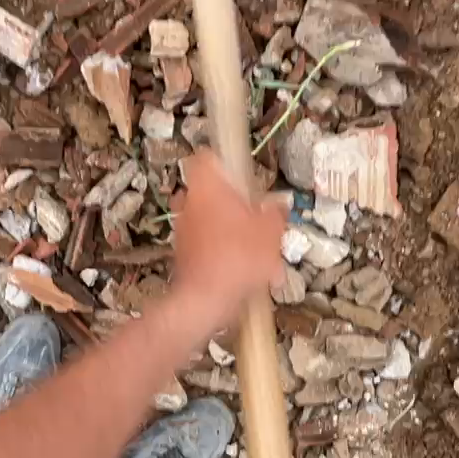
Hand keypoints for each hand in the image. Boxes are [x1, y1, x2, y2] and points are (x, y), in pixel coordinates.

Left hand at [170, 150, 286, 325]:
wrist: (206, 300)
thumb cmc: (239, 257)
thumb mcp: (271, 231)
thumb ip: (275, 213)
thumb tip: (278, 205)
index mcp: (207, 187)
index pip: (204, 158)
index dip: (220, 160)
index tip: (237, 170)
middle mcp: (188, 203)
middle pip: (207, 191)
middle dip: (228, 200)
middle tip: (251, 211)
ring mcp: (181, 229)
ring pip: (205, 218)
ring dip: (225, 226)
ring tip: (251, 244)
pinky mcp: (180, 253)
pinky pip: (202, 242)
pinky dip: (219, 248)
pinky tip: (240, 266)